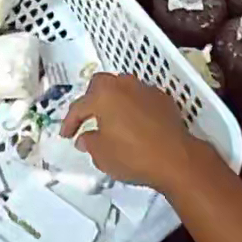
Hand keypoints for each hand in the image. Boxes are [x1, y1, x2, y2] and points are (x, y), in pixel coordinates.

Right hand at [60, 72, 213, 192]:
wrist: (174, 157)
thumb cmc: (133, 155)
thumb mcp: (101, 155)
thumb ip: (89, 142)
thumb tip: (86, 138)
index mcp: (104, 95)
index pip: (80, 105)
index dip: (70, 121)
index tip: (68, 134)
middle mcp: (125, 85)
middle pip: (101, 84)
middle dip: (91, 100)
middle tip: (87, 119)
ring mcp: (145, 89)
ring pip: (123, 87)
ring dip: (113, 100)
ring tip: (110, 120)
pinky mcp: (162, 97)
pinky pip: (141, 96)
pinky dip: (133, 105)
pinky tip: (133, 122)